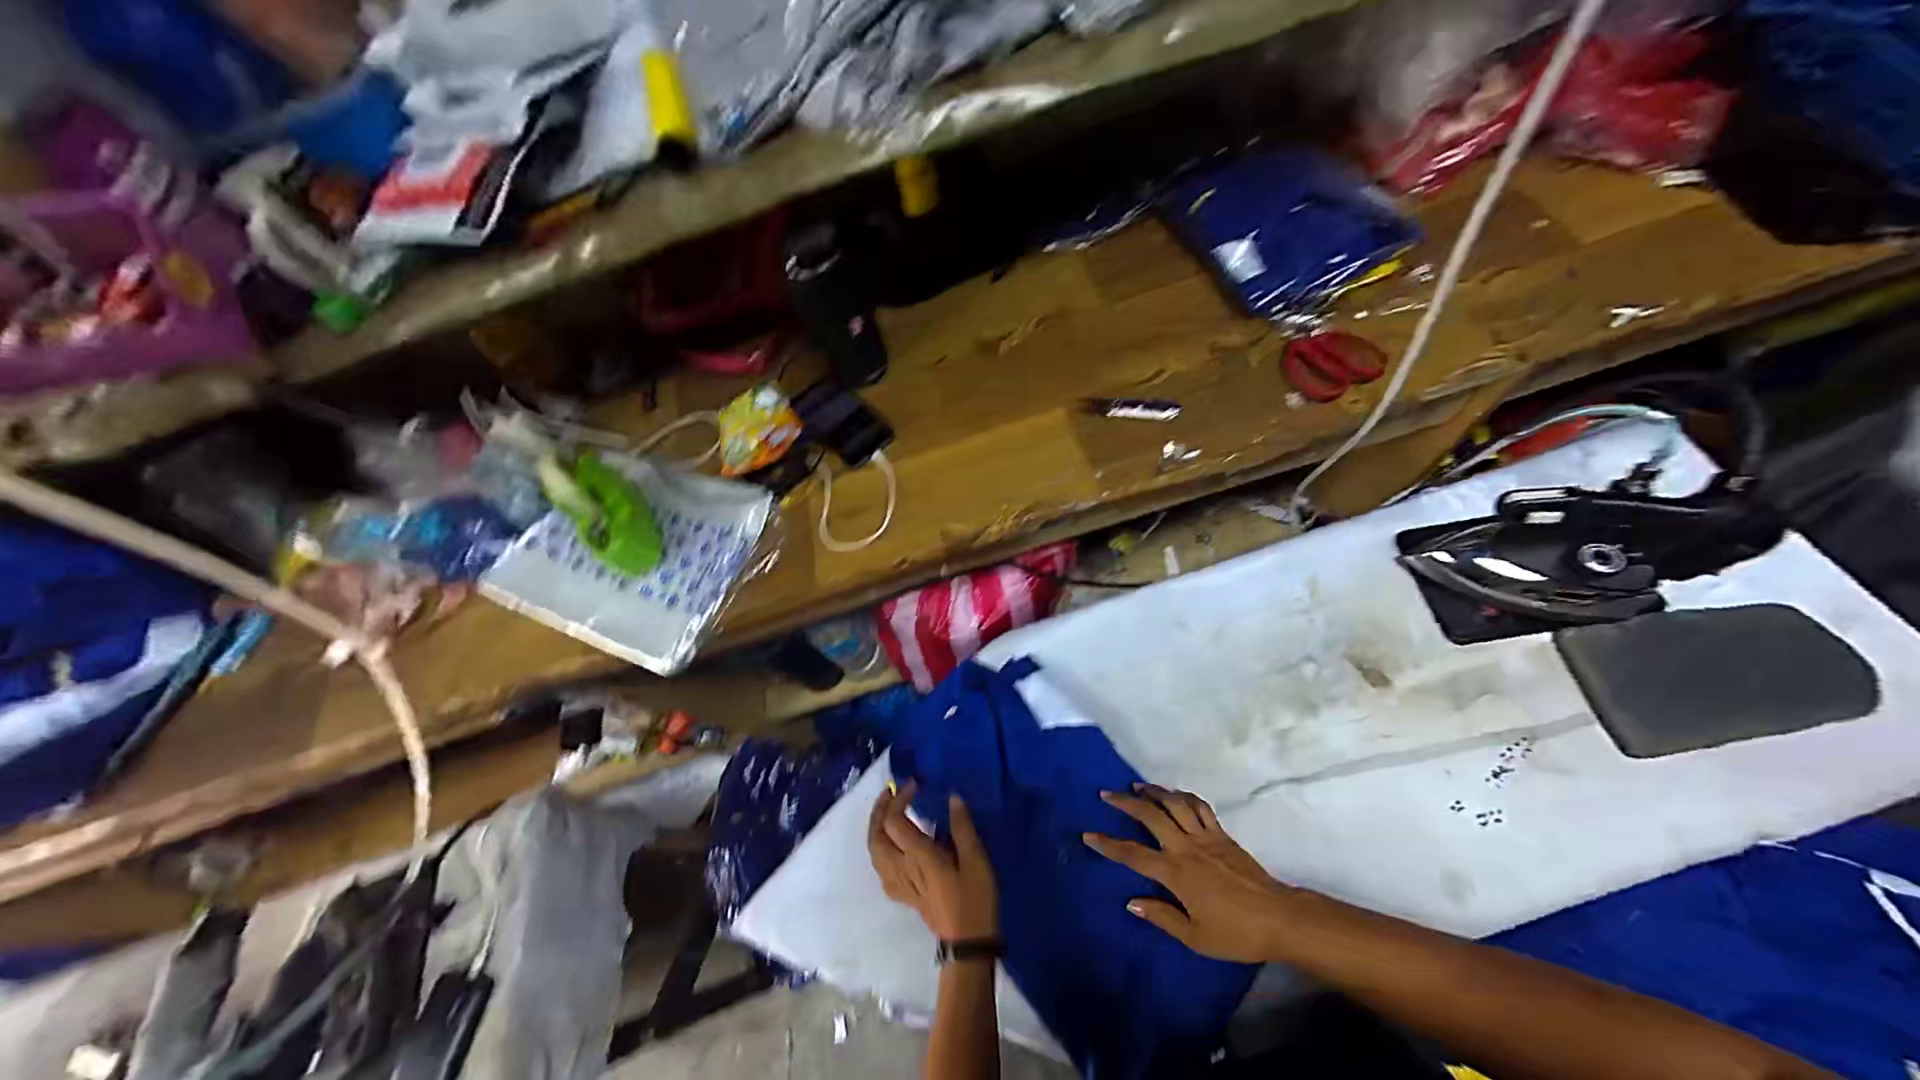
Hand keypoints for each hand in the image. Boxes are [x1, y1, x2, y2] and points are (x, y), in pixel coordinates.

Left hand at [869, 779, 998, 940]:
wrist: (968, 944)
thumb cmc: (975, 899)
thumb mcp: (976, 860)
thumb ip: (962, 827)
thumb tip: (952, 798)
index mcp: (918, 857)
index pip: (894, 821)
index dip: (899, 799)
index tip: (915, 785)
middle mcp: (902, 868)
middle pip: (876, 835)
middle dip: (879, 810)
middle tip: (890, 793)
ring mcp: (899, 883)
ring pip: (874, 852)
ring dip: (876, 827)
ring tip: (888, 812)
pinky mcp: (902, 894)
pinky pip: (880, 867)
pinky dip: (880, 848)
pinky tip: (893, 844)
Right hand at [1082, 784, 1292, 962]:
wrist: (1279, 918)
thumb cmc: (1236, 933)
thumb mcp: (1195, 937)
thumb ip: (1162, 916)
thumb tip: (1132, 902)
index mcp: (1176, 873)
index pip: (1134, 855)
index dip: (1109, 844)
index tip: (1089, 835)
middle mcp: (1186, 847)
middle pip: (1151, 816)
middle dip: (1126, 802)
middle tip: (1107, 793)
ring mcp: (1206, 837)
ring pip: (1175, 804)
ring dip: (1154, 792)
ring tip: (1138, 786)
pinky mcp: (1223, 834)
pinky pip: (1200, 807)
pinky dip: (1184, 796)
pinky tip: (1175, 795)